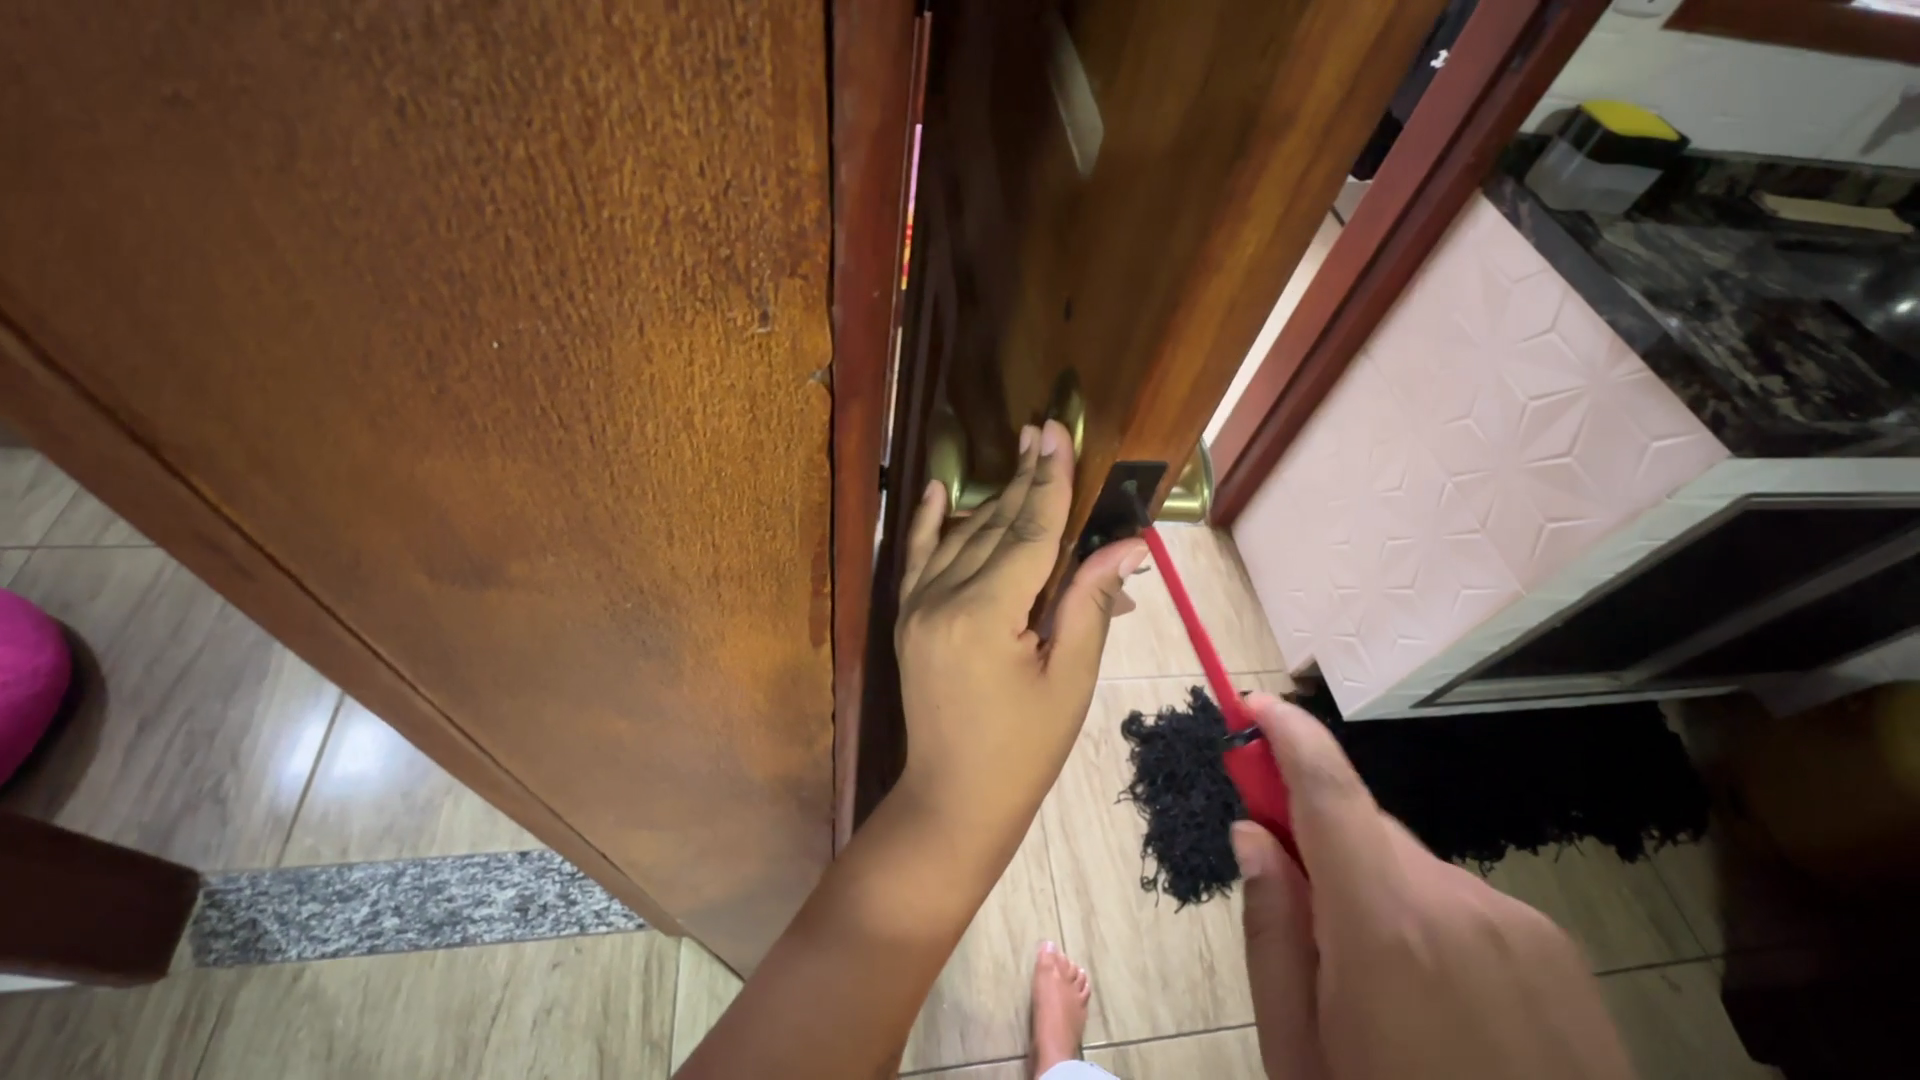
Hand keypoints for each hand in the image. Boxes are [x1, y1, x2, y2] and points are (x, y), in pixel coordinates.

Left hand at [894, 419, 1147, 831]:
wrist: (955, 797)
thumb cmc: (1024, 749)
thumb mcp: (1070, 679)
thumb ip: (1089, 602)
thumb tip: (1124, 544)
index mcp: (985, 616)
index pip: (1029, 534)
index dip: (1050, 483)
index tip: (1057, 435)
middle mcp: (942, 600)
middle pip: (995, 527)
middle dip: (1025, 479)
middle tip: (1044, 430)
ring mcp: (918, 607)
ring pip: (962, 538)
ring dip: (995, 498)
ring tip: (1022, 456)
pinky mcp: (908, 618)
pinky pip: (918, 559)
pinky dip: (930, 523)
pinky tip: (939, 489)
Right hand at [1232, 694, 1636, 1079]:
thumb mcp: (1298, 1049)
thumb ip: (1272, 930)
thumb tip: (1254, 836)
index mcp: (1384, 926)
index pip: (1327, 792)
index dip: (1287, 735)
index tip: (1253, 705)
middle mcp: (1458, 903)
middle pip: (1367, 832)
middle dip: (1320, 843)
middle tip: (1291, 896)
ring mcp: (1519, 926)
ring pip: (1414, 871)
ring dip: (1376, 895)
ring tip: (1379, 993)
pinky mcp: (1560, 954)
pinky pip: (1466, 907)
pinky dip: (1430, 925)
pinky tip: (1441, 1008)